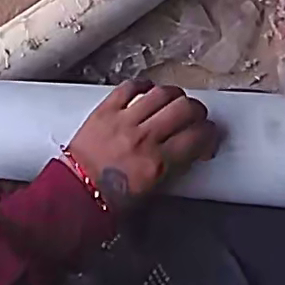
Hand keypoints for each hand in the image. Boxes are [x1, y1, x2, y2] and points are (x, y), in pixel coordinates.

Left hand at [66, 79, 220, 216]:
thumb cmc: (110, 199)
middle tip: (194, 117)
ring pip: (161, 93)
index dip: (210, 134)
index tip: (207, 135)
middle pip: (185, 108)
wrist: (74, 193)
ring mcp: (123, 120)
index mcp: (158, 163)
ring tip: (174, 102)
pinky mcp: (105, 110)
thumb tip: (188, 150)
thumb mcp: (152, 191)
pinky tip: (147, 91)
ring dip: (174, 95)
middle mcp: (144, 138)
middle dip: (197, 111)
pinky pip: (129, 87)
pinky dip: (142, 86)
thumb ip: (173, 167)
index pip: (198, 136)